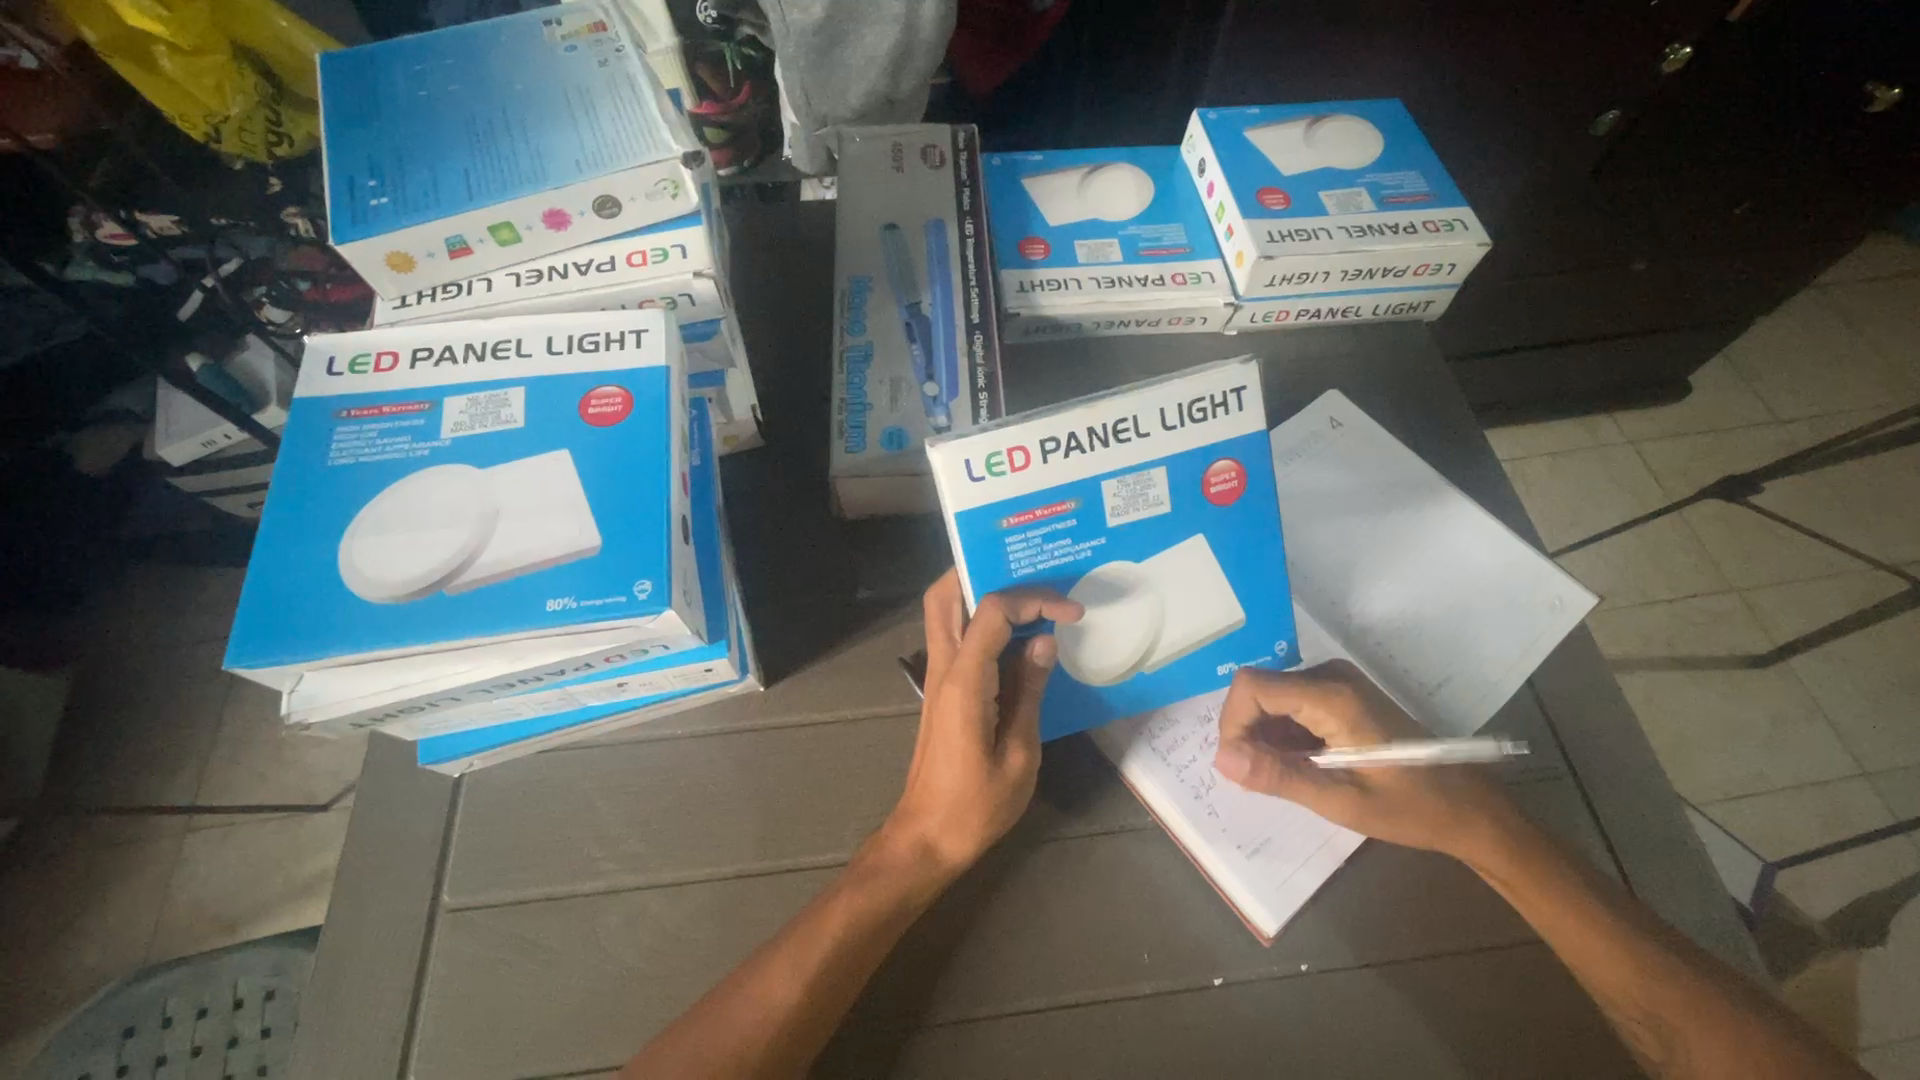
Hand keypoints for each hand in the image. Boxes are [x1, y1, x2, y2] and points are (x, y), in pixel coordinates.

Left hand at [881, 570, 1082, 876]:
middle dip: (981, 571)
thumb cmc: (976, 806)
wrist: (927, 837)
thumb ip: (1030, 692)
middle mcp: (943, 668)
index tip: (1071, 612)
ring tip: (1028, 597)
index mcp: (964, 682)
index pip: (992, 611)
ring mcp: (937, 678)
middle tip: (1030, 575)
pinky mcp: (942, 691)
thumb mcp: (1019, 754)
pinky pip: (956, 638)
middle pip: (944, 594)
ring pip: (944, 612)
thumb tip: (1044, 643)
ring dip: (979, 593)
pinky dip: (981, 623)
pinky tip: (1018, 637)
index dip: (1034, 599)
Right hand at [1211, 661, 1522, 861]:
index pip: (1251, 686)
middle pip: (1258, 690)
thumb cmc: (1409, 807)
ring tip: (1286, 776)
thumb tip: (1222, 759)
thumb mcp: (1338, 800)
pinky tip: (1302, 766)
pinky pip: (1291, 703)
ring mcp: (1336, 682)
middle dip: (1247, 733)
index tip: (1241, 765)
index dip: (1233, 723)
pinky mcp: (1340, 692)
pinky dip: (1283, 734)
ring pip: (1270, 698)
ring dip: (1265, 736)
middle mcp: (1330, 676)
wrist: (1469, 806)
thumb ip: (1277, 775)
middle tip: (1262, 779)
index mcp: (1332, 696)